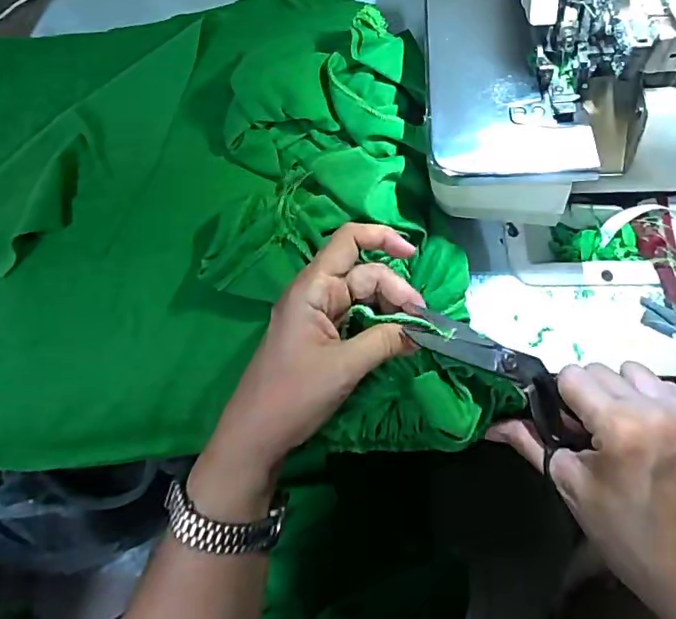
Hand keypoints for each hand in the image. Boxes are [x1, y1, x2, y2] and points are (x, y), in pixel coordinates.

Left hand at [191, 223, 423, 519]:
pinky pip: (357, 314)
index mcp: (312, 287)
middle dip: (395, 288)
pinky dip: (379, 321)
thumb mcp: (345, 366)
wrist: (254, 437)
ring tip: (413, 329)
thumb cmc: (292, 395)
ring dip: (390, 306)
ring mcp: (318, 312)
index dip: (382, 237)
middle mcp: (315, 291)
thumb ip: (385, 341)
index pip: (348, 240)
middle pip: (363, 271)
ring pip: (363, 293)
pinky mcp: (322, 332)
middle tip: (421, 319)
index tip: (413, 254)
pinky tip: (397, 335)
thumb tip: (421, 329)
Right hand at [490, 363, 675, 618]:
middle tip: (596, 432)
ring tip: (628, 430)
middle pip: (603, 369)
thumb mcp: (574, 490)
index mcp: (622, 426)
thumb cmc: (628, 535)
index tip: (570, 424)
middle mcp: (658, 408)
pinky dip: (654, 402)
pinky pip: (667, 387)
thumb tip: (495, 423)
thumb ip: (534, 444)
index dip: (564, 398)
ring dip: (624, 393)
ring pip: (635, 372)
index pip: (574, 375)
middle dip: (592, 395)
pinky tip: (655, 435)